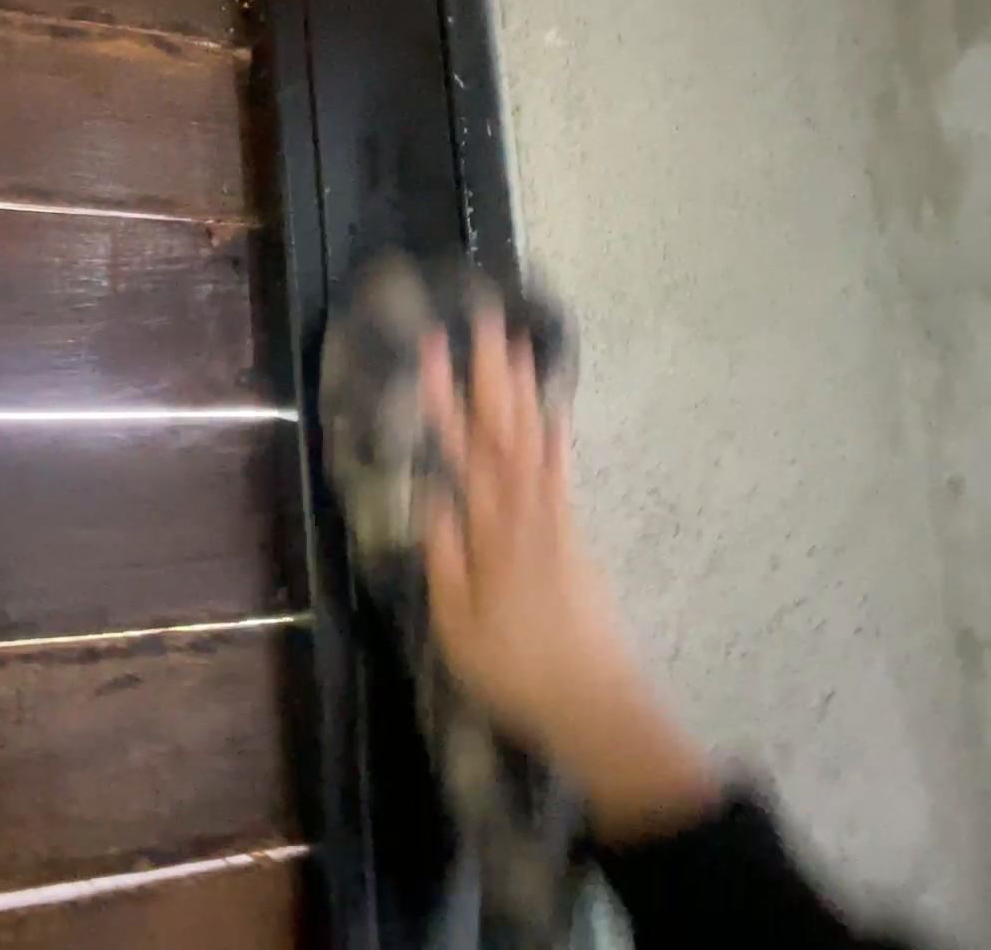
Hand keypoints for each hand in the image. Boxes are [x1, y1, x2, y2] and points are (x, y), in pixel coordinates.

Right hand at [420, 310, 718, 841]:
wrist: (599, 709)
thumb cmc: (513, 671)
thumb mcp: (458, 625)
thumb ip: (447, 560)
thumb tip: (433, 499)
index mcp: (495, 535)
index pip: (467, 452)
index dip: (446, 400)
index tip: (432, 352)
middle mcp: (530, 516)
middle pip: (511, 433)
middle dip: (494, 375)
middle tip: (486, 322)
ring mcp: (558, 522)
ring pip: (540, 443)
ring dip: (526, 392)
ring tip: (516, 346)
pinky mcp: (573, 534)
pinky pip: (561, 470)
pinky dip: (556, 432)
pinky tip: (553, 409)